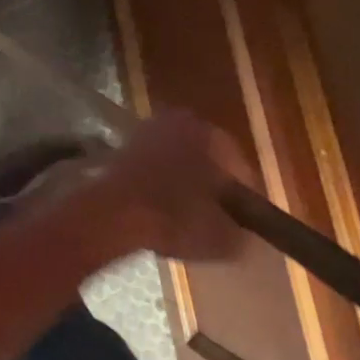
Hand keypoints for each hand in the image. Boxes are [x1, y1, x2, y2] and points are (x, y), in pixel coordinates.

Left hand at [91, 109, 255, 261]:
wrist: (114, 210)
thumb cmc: (175, 219)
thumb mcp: (223, 239)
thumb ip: (242, 233)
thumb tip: (244, 232)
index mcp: (215, 137)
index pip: (242, 172)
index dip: (245, 202)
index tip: (242, 225)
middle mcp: (186, 121)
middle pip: (211, 159)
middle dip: (215, 185)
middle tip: (215, 218)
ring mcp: (154, 126)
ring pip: (183, 157)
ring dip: (187, 179)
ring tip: (187, 214)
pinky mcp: (130, 139)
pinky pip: (158, 160)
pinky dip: (163, 177)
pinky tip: (161, 202)